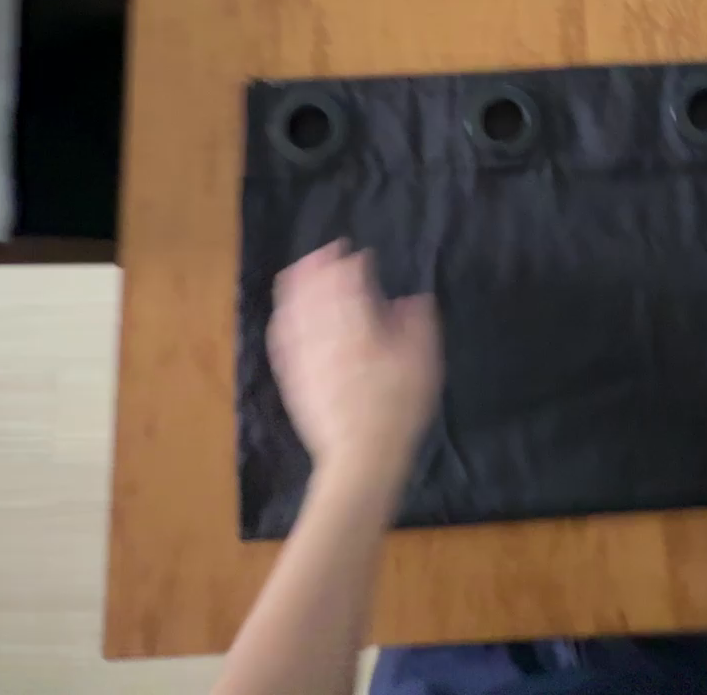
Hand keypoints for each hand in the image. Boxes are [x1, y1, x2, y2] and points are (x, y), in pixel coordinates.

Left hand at [269, 240, 442, 486]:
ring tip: (301, 269)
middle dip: (321, 266)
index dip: (353, 264)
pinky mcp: (295, 376)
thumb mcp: (424, 363)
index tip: (360, 254)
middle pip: (319, 291)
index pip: (351, 284)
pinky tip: (285, 312)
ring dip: (298, 285)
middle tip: (327, 251)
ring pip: (297, 311)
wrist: (362, 455)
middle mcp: (330, 335)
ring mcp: (308, 356)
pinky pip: (283, 339)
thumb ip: (418, 325)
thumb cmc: (399, 407)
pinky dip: (284, 318)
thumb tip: (410, 300)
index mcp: (362, 328)